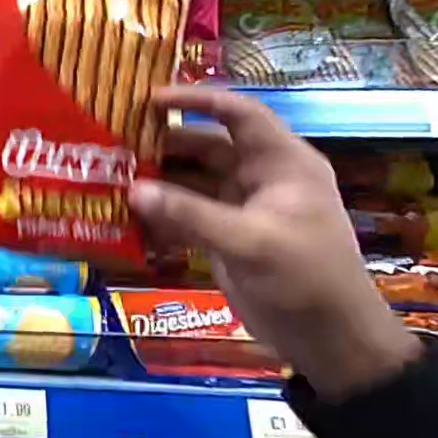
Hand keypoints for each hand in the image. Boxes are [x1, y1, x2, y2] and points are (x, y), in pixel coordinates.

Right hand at [127, 85, 419, 400]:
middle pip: (204, 146)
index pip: (239, 115)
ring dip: (154, 179)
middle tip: (114, 142)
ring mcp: (239, 208)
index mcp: (281, 165)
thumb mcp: (249, 241)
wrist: (327, 338)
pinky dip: (156, 212)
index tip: (149, 99)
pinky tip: (124, 213)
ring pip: (189, 181)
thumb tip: (132, 189)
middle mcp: (258, 178)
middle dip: (161, 144)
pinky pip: (182, 212)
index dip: (197, 101)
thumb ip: (189, 214)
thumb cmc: (303, 278)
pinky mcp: (222, 235)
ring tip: (109, 176)